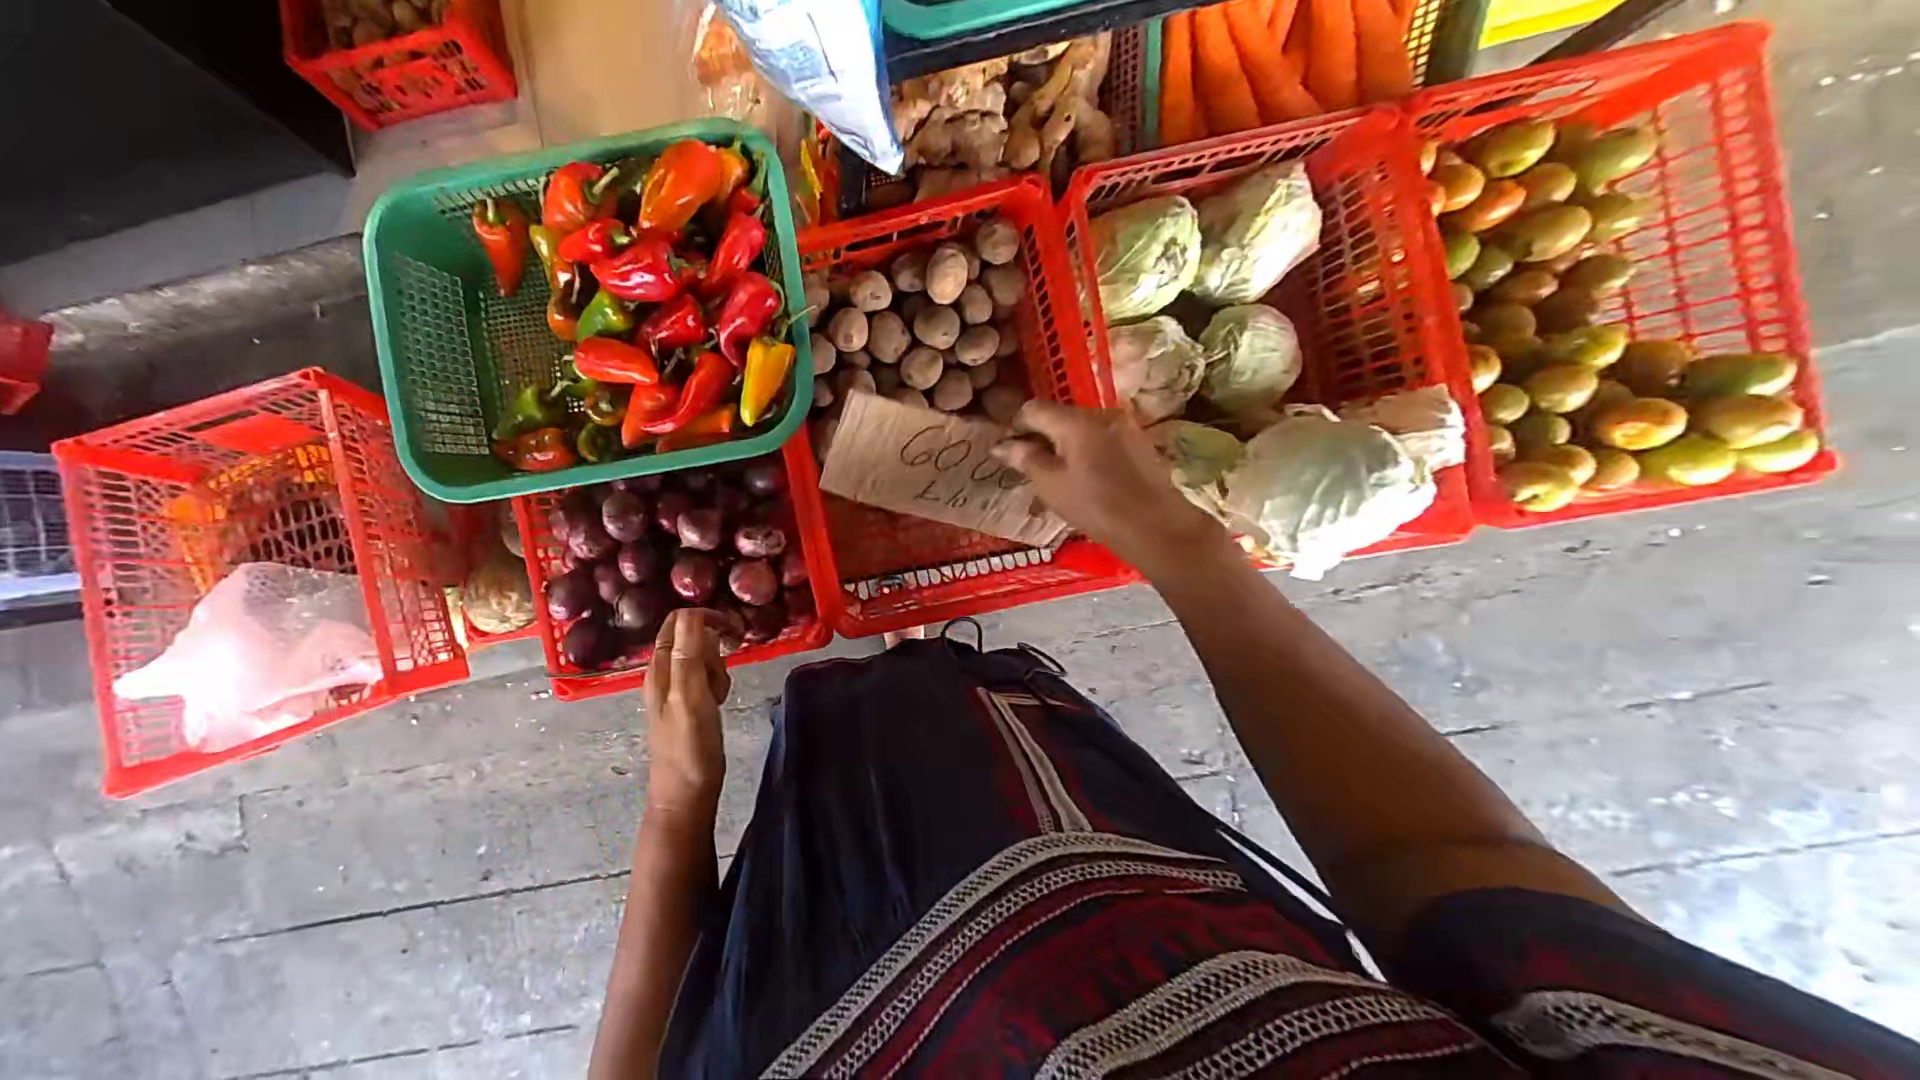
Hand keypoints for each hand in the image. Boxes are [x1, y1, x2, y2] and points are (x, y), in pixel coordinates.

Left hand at [642, 609, 731, 817]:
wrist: (686, 794)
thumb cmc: (689, 747)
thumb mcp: (690, 698)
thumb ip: (689, 657)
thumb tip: (692, 615)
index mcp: (661, 668)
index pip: (679, 621)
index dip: (707, 618)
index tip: (733, 633)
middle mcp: (664, 673)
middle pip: (693, 636)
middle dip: (715, 647)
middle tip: (722, 674)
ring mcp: (675, 688)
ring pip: (703, 657)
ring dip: (718, 667)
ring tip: (719, 695)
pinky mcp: (688, 702)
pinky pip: (706, 677)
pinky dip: (718, 683)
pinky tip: (719, 702)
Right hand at [992, 401, 1224, 571]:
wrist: (1156, 526)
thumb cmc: (1095, 506)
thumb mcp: (1051, 485)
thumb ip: (1025, 458)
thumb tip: (1002, 445)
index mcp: (1075, 421)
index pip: (1033, 409)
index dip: (1015, 427)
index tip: (1008, 451)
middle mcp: (1101, 413)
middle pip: (1060, 416)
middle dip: (1040, 436)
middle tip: (1029, 467)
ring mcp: (1124, 426)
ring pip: (1082, 428)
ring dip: (1064, 445)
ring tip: (1057, 476)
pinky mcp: (1139, 442)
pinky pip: (1102, 439)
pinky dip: (1086, 451)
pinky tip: (1085, 478)